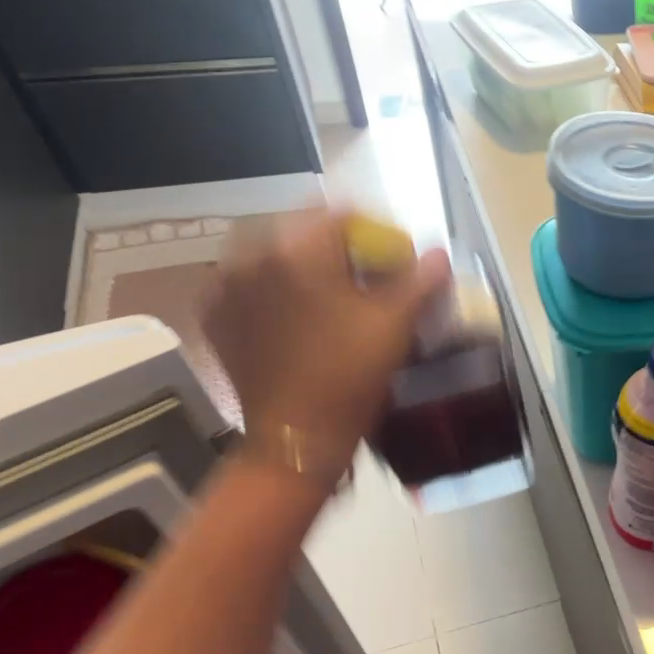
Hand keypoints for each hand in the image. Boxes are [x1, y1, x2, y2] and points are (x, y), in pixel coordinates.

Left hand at [204, 210, 449, 485]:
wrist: (295, 439)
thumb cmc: (350, 378)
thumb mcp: (396, 326)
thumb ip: (421, 280)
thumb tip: (438, 254)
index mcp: (296, 248)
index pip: (343, 214)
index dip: (377, 235)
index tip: (395, 264)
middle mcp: (251, 254)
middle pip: (305, 232)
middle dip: (340, 252)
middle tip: (367, 284)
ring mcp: (226, 286)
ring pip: (276, 258)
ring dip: (307, 270)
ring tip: (333, 305)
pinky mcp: (215, 316)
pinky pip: (252, 286)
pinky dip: (277, 294)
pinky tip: (299, 322)